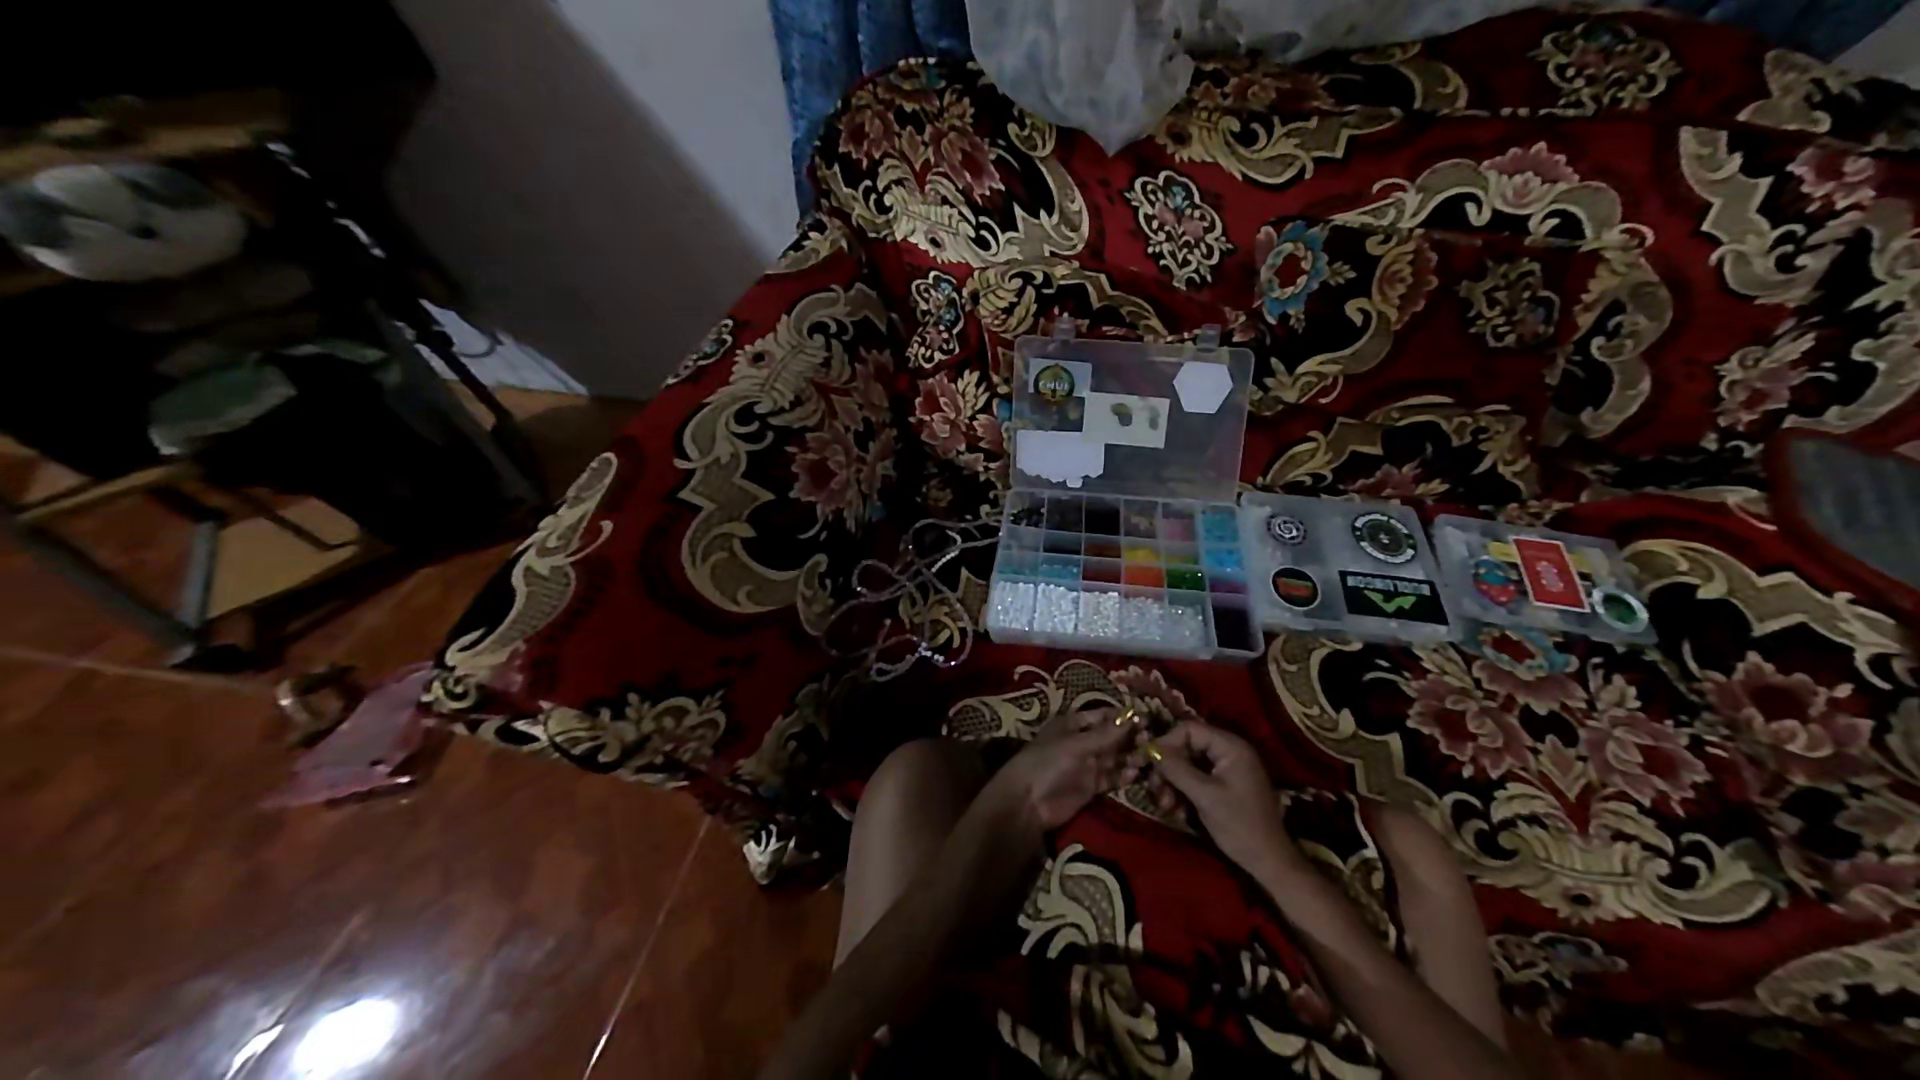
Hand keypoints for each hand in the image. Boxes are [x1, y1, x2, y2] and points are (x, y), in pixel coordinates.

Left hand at [981, 707, 1141, 832]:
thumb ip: (1105, 734)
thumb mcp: (1075, 745)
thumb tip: (1132, 717)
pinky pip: (1111, 777)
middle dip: (1130, 738)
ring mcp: (1087, 764)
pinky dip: (1123, 775)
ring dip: (1129, 757)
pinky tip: (1134, 774)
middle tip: (1150, 740)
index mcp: (1073, 724)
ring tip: (1144, 759)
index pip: (1103, 716)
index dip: (1123, 717)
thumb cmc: (1047, 762)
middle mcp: (1082, 741)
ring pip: (1115, 757)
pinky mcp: (1091, 786)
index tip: (1146, 718)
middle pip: (1112, 737)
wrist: (1028, 802)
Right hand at [1147, 722, 1298, 877]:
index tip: (1149, 762)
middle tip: (1155, 788)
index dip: (1166, 742)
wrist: (1268, 860)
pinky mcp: (1225, 784)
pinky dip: (1184, 791)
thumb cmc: (1239, 825)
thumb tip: (1150, 749)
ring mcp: (1228, 768)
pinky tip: (1177, 810)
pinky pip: (1197, 778)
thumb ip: (1177, 769)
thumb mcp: (1204, 795)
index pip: (1189, 729)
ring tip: (1165, 805)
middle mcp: (1229, 751)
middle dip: (1168, 767)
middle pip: (1187, 746)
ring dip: (1173, 782)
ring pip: (1189, 764)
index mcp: (1231, 747)